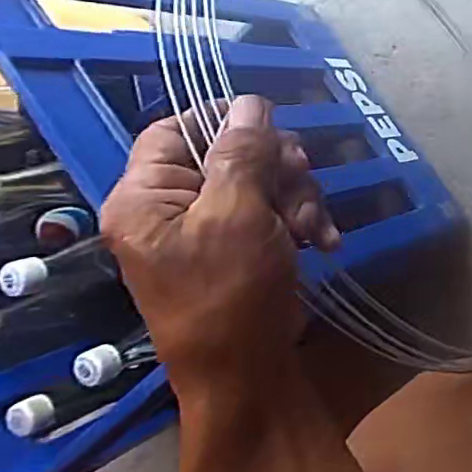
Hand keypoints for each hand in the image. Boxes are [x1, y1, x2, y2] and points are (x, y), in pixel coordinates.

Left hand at [101, 95, 338, 394]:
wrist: (248, 368)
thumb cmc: (229, 292)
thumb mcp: (236, 216)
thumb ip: (242, 155)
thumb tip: (250, 102)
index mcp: (148, 196)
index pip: (173, 130)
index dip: (221, 119)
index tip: (268, 124)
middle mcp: (177, 205)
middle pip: (232, 151)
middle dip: (277, 165)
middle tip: (300, 179)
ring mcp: (216, 225)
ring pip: (266, 178)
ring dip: (300, 196)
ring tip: (312, 228)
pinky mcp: (249, 241)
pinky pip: (280, 209)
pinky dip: (305, 219)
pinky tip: (323, 240)